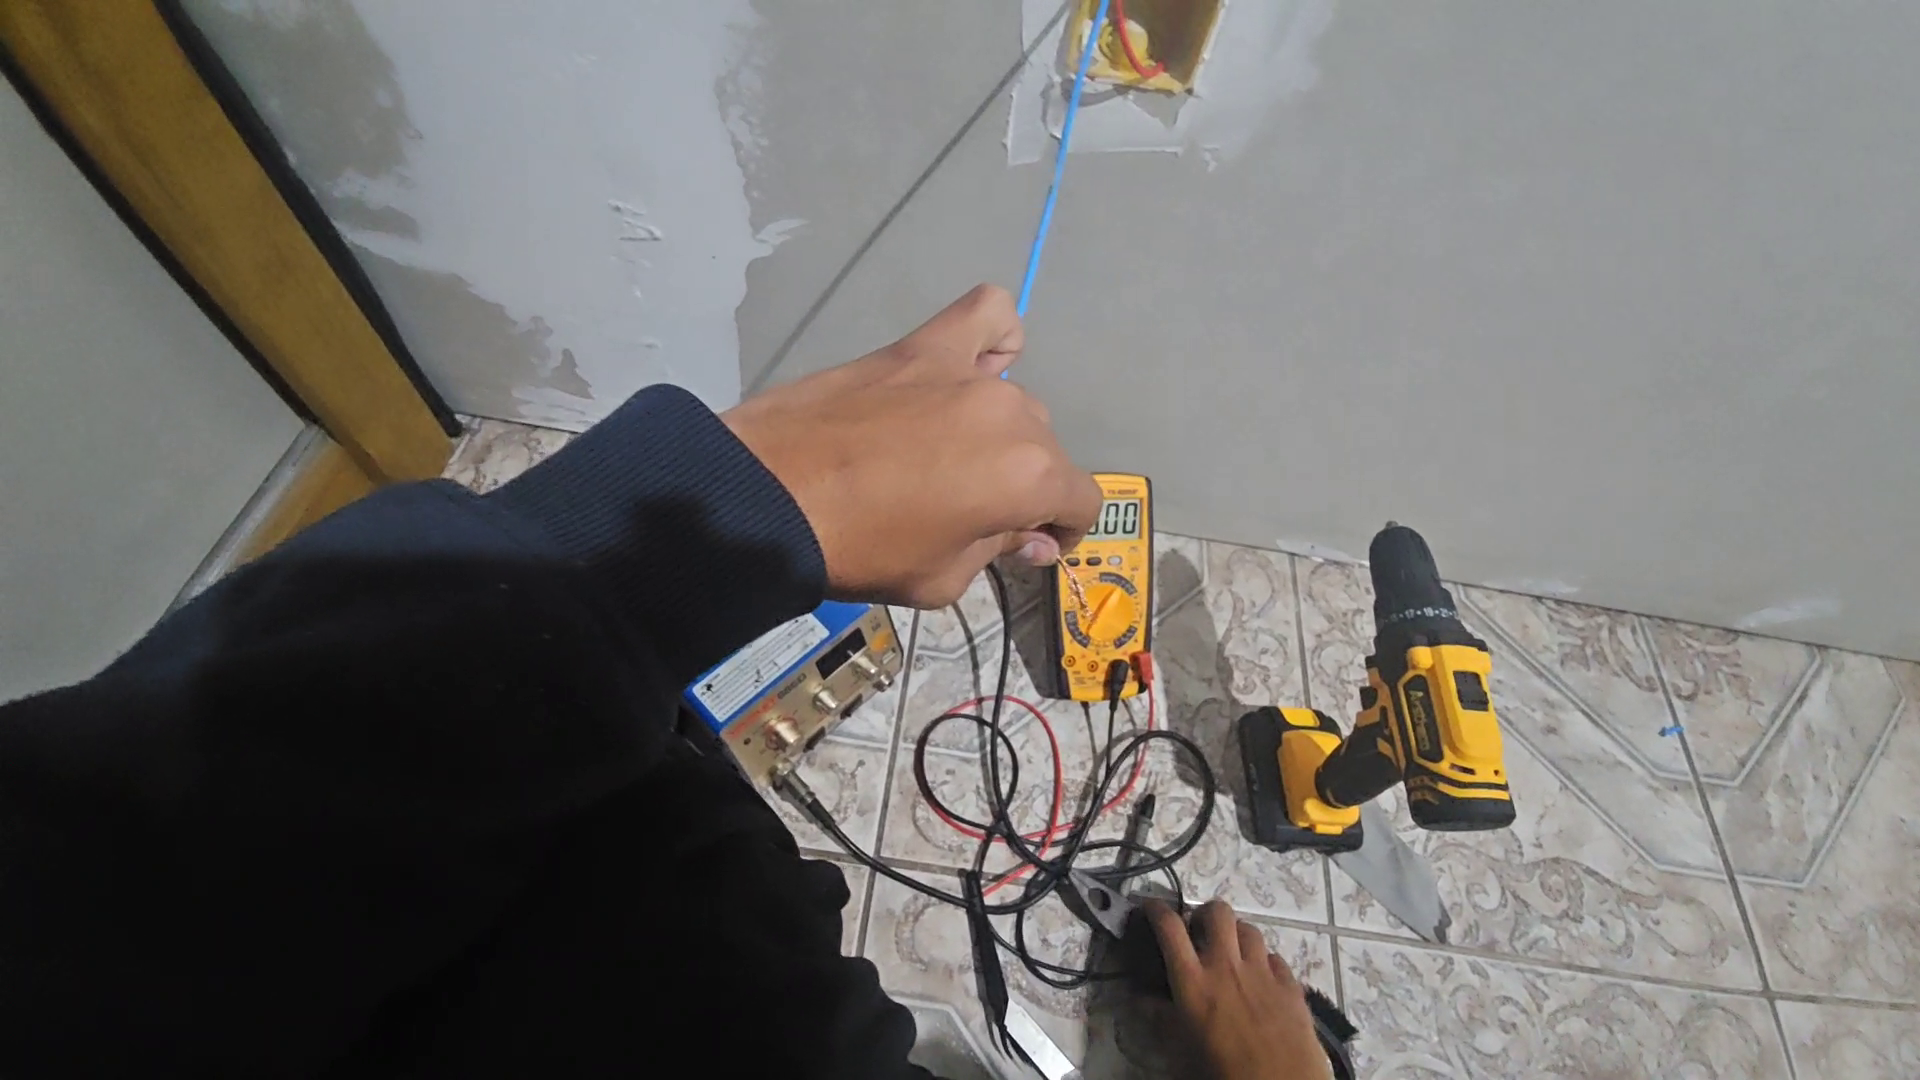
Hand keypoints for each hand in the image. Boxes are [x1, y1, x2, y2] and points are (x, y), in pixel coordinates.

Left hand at [721, 285, 1102, 607]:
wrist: (770, 499)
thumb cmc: (862, 551)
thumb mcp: (943, 579)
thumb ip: (1000, 551)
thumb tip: (1034, 538)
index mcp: (1028, 476)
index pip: (1082, 500)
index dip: (1064, 530)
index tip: (1030, 544)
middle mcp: (1014, 414)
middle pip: (1047, 451)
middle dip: (1026, 488)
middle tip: (977, 511)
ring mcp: (968, 372)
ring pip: (1017, 399)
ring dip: (1003, 433)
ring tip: (957, 452)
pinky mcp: (921, 346)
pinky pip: (983, 315)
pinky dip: (991, 338)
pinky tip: (974, 364)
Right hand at [1145, 899, 1332, 1079]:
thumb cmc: (1222, 1074)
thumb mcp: (1181, 1049)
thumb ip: (1160, 1017)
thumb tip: (1139, 997)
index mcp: (1194, 980)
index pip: (1169, 927)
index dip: (1155, 909)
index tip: (1150, 908)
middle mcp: (1227, 966)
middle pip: (1217, 912)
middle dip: (1205, 914)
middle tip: (1200, 932)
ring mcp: (1262, 973)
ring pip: (1249, 929)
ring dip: (1236, 936)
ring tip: (1233, 954)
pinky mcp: (1291, 987)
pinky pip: (1276, 958)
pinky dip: (1265, 962)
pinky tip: (1262, 980)